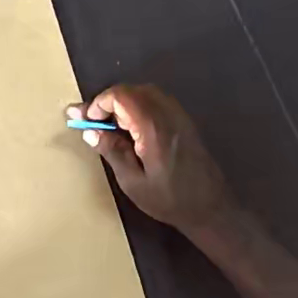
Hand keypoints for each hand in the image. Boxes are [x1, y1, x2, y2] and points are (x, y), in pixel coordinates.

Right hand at [71, 83, 238, 235]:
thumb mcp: (133, 181)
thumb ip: (112, 151)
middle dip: (109, 102)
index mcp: (153, 127)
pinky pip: (157, 102)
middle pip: (132, 90)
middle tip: (93, 122)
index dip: (99, 103)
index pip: (121, 96)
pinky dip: (138, 107)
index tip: (86, 120)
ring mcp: (179, 115)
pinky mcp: (184, 122)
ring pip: (145, 94)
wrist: (211, 208)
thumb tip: (90, 131)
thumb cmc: (169, 199)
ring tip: (109, 127)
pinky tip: (131, 129)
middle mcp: (167, 113)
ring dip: (123, 104)